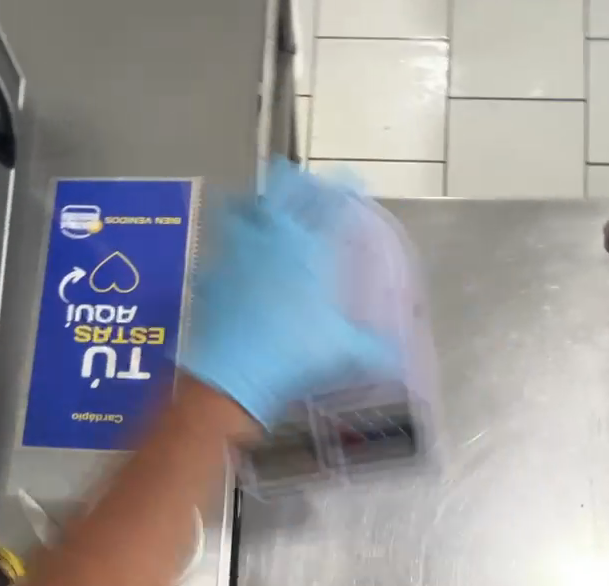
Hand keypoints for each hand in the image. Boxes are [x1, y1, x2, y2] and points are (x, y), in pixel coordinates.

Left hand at [181, 159, 397, 426]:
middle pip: (278, 190)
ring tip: (259, 214)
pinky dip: (225, 255)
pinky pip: (216, 254)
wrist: (233, 378)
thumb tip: (400, 359)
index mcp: (308, 246)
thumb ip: (376, 351)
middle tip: (299, 190)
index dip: (342, 188)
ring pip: (238, 210)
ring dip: (250, 207)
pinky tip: (231, 269)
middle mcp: (270, 239)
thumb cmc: (296, 356)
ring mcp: (233, 255)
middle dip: (291, 185)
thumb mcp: (346, 355)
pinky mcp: (208, 279)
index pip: (329, 199)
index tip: (350, 187)